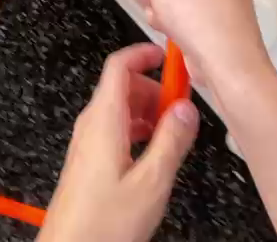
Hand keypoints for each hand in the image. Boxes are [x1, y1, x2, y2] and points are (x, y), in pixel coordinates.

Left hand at [38, 43, 199, 241]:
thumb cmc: (104, 222)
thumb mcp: (150, 183)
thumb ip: (171, 142)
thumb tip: (187, 109)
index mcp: (104, 118)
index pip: (119, 65)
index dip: (143, 53)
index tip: (168, 56)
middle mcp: (92, 122)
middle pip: (123, 85)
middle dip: (154, 89)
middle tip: (182, 108)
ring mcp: (88, 140)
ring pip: (120, 108)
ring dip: (148, 112)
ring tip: (173, 135)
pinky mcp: (89, 158)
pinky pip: (115, 128)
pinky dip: (137, 130)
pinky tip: (154, 154)